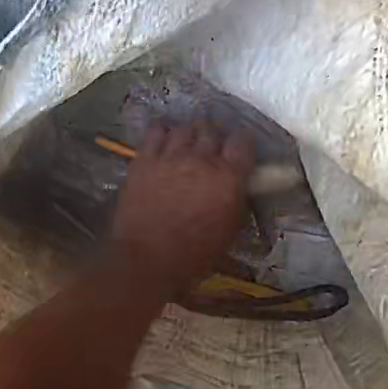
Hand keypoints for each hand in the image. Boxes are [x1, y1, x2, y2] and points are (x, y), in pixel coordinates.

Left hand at [108, 122, 254, 297]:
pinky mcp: (144, 159)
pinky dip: (163, 131)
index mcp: (228, 178)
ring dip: (191, 134)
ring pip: (185, 128)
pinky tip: (165, 139)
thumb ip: (238, 200)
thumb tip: (241, 186)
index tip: (240, 150)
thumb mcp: (230, 230)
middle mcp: (202, 159)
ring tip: (188, 144)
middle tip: (213, 149)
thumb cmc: (195, 254)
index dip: (243, 142)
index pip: (243, 141)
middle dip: (215, 137)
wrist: (147, 261)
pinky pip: (155, 131)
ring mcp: (171, 156)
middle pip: (212, 130)